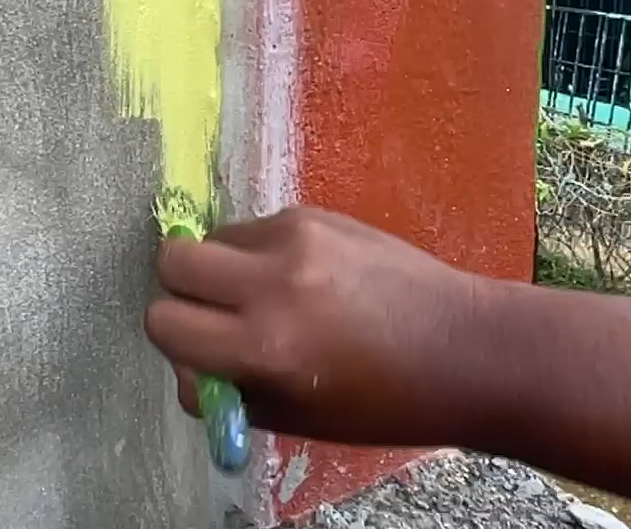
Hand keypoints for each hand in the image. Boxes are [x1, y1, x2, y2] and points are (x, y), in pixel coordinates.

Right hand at [144, 205, 501, 448]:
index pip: (164, 324)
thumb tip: (183, 355)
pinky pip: (250, 228)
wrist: (465, 347)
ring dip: (221, 266)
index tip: (200, 344)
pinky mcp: (307, 213)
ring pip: (208, 237)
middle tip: (214, 307)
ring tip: (268, 291)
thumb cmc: (382, 402)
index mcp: (266, 350)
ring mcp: (290, 239)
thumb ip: (225, 384)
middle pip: (170, 260)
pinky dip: (258, 252)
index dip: (174, 337)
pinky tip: (304, 274)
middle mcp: (270, 285)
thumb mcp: (295, 416)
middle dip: (180, 287)